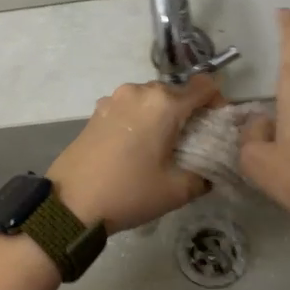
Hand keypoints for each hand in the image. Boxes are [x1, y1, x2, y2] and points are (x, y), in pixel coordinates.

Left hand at [47, 75, 221, 232]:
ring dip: (163, 116)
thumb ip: (204, 175)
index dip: (218, 102)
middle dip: (189, 112)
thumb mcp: (177, 190)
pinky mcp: (98, 110)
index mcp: (164, 103)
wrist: (71, 203)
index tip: (216, 126)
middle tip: (192, 144)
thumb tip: (213, 169)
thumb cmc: (129, 192)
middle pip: (177, 92)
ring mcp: (115, 98)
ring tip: (163, 147)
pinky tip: (136, 147)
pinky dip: (141, 119)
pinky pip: (131, 107)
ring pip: (152, 98)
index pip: (205, 86)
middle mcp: (140, 91)